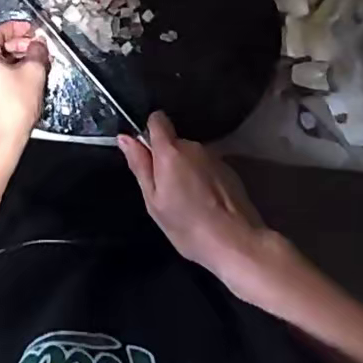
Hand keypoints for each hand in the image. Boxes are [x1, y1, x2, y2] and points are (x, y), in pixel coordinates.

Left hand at [0, 21, 49, 149]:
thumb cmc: (13, 107)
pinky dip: (12, 70)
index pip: (0, 31)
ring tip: (38, 61)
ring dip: (19, 58)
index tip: (32, 29)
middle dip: (22, 45)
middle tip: (39, 47)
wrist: (4, 138)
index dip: (20, 28)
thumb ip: (37, 50)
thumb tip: (39, 43)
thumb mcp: (33, 71)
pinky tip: (29, 74)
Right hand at [119, 112, 276, 287]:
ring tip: (188, 202)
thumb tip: (125, 137)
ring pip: (190, 156)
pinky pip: (207, 166)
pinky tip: (206, 204)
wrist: (237, 243)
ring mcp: (214, 157)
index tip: (148, 155)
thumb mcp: (154, 201)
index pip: (157, 119)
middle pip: (173, 142)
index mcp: (170, 151)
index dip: (149, 133)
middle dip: (167, 159)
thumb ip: (140, 165)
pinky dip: (203, 178)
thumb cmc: (188, 226)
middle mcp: (193, 146)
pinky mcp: (229, 169)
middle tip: (167, 191)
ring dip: (186, 170)